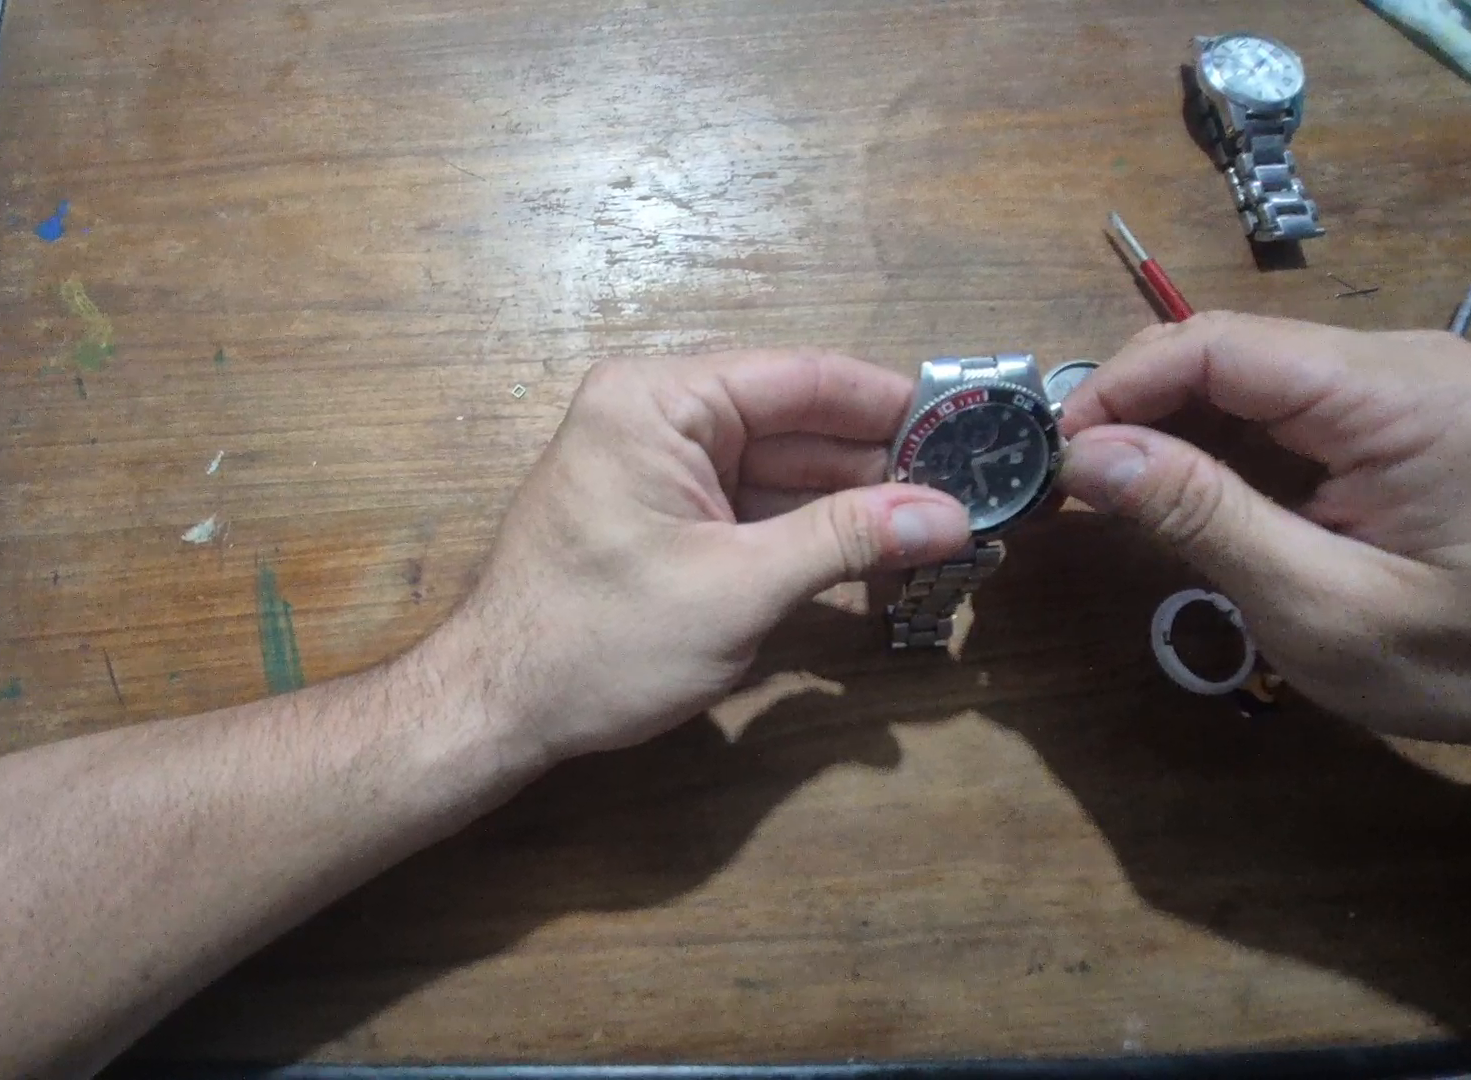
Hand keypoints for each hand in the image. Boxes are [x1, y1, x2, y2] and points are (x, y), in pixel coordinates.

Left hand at [446, 350, 971, 761]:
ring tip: (939, 531)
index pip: (798, 377)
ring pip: (779, 471)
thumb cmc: (603, 641)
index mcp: (659, 400)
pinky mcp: (666, 513)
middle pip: (794, 425)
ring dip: (849, 506)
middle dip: (876, 465)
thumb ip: (845, 540)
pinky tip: (872, 554)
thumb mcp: (736, 588)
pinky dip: (807, 533)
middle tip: (968, 495)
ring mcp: (661, 466)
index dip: (888, 403)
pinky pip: (752, 508)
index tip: (969, 428)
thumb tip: (953, 515)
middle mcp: (659, 415)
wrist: (502, 706)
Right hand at [1057, 312, 1470, 751]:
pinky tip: (1170, 484)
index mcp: (1414, 400)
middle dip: (1131, 403)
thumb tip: (1081, 456)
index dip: (1121, 386)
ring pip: (1230, 371)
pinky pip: (1257, 402)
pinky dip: (1194, 439)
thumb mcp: (1315, 604)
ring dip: (1155, 422)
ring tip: (1109, 485)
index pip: (1226, 346)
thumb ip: (1199, 518)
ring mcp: (1396, 382)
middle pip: (1224, 347)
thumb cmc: (1458, 662)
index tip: (1056, 450)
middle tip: (1073, 476)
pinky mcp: (1376, 411)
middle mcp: (1409, 364)